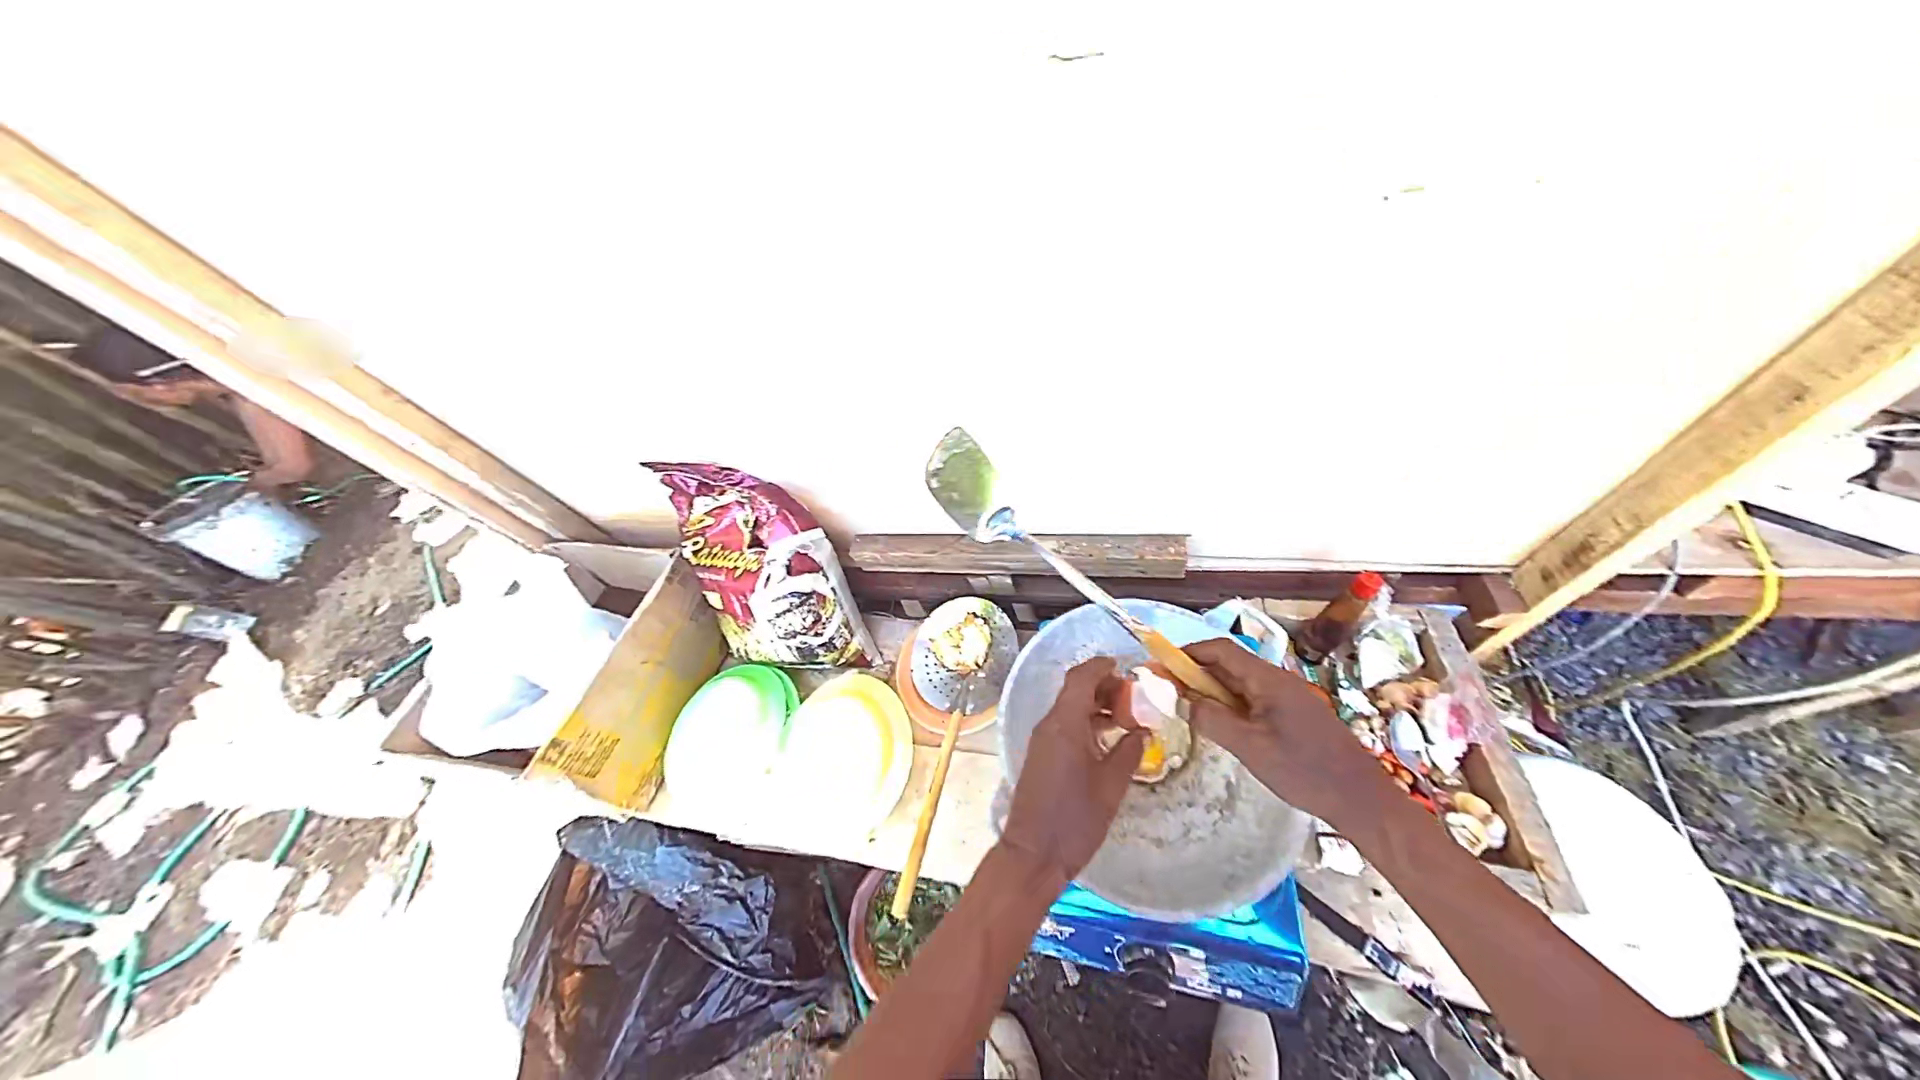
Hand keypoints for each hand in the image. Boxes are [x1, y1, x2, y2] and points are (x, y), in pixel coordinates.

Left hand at [1000, 657, 1144, 882]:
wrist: (1033, 853)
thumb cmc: (1075, 819)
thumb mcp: (1111, 785)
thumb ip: (1129, 751)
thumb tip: (1143, 730)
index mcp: (1064, 724)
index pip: (1080, 678)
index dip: (1101, 667)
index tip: (1124, 667)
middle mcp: (1049, 725)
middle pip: (1074, 690)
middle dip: (1103, 687)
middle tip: (1133, 698)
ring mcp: (1042, 740)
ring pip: (1069, 708)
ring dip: (1095, 706)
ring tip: (1127, 718)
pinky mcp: (1042, 755)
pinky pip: (1064, 726)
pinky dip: (1085, 723)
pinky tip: (1109, 739)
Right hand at [1183, 639, 1399, 831]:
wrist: (1360, 798)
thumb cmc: (1304, 770)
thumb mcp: (1249, 747)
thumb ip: (1211, 719)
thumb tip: (1179, 700)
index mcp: (1268, 680)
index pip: (1220, 649)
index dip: (1188, 653)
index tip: (1162, 667)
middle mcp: (1277, 680)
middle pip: (1229, 664)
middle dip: (1195, 673)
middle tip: (1167, 691)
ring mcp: (1287, 697)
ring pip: (1240, 683)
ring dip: (1211, 690)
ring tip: (1187, 709)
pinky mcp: (1292, 714)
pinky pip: (1252, 699)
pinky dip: (1229, 704)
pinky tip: (1220, 724)